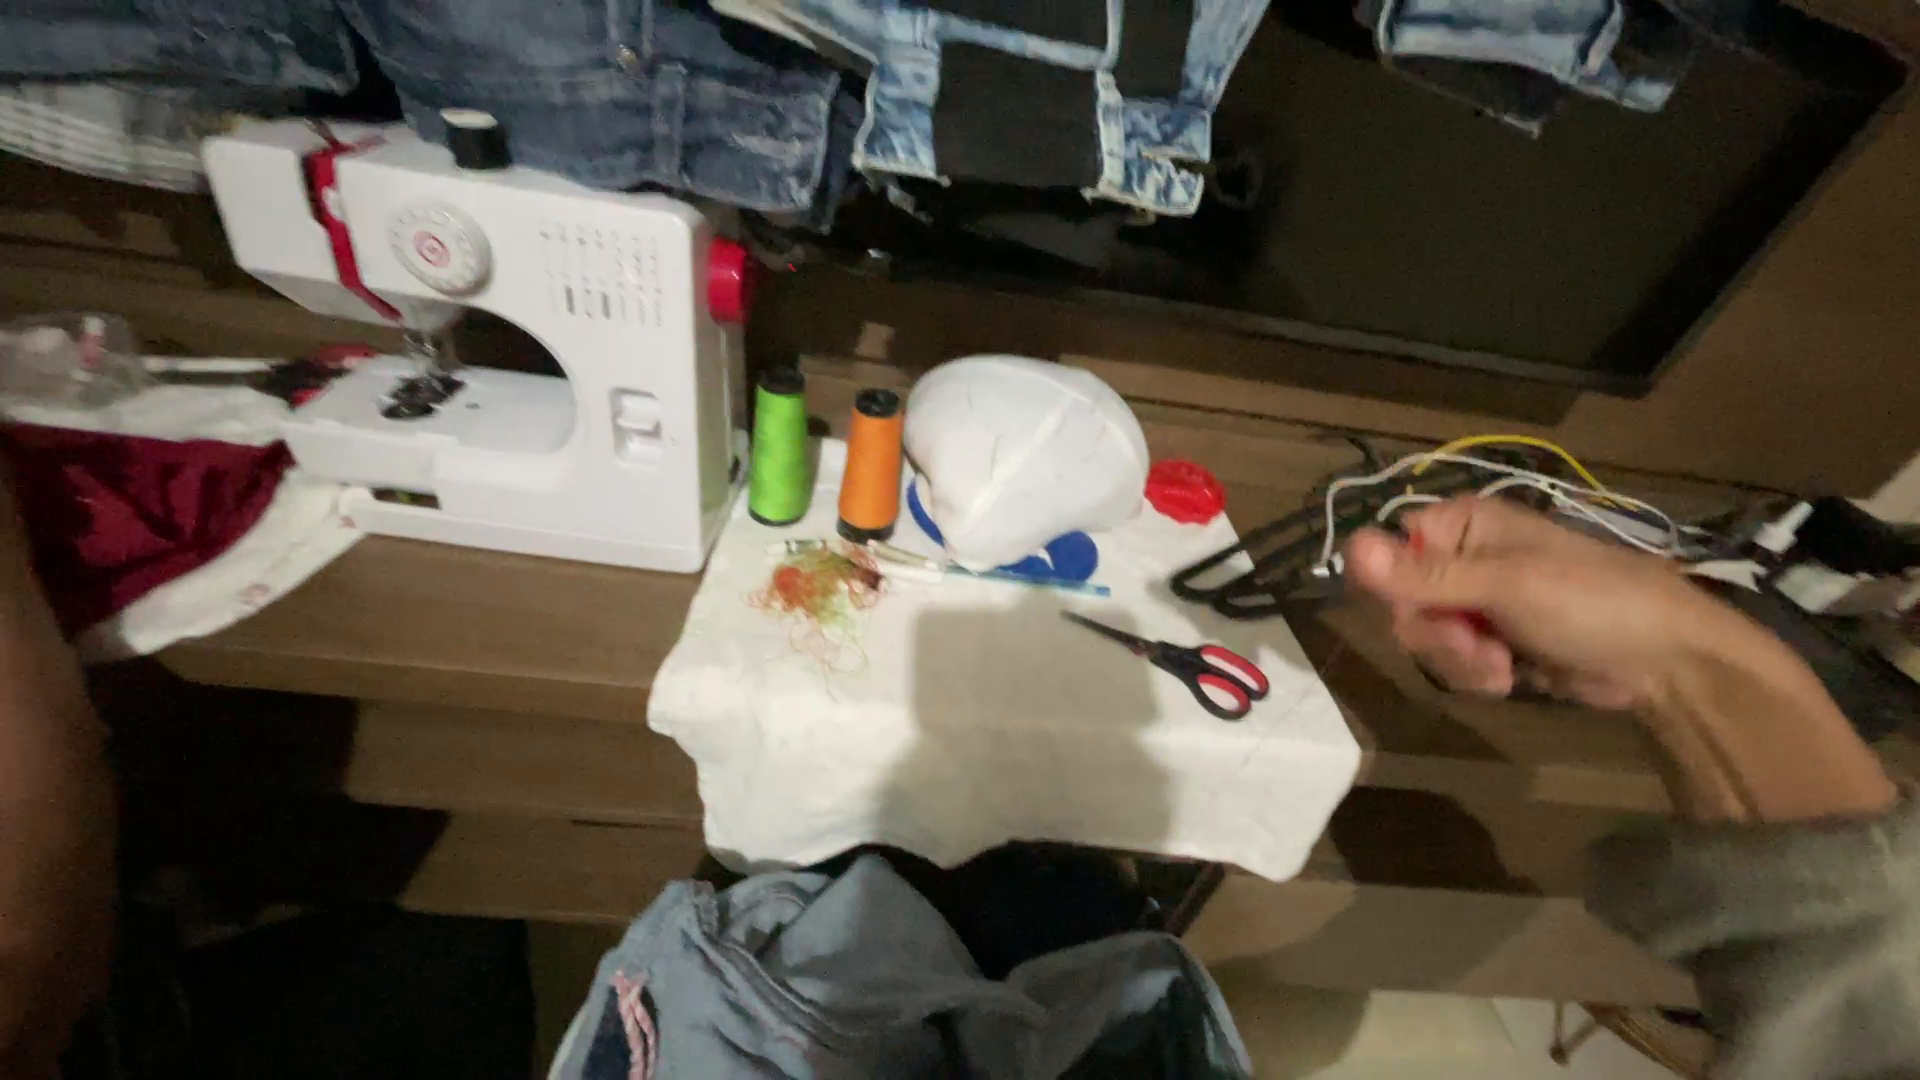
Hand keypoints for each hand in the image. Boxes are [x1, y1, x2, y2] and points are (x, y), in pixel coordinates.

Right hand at [1342, 496, 1778, 711]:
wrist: (1670, 665)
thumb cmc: (1594, 601)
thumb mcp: (1504, 585)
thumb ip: (1424, 574)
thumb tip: (1349, 548)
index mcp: (1460, 526)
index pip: (1386, 551)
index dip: (1394, 586)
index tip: (1422, 610)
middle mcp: (1458, 559)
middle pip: (1399, 601)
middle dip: (1434, 634)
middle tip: (1475, 646)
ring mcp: (1472, 602)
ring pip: (1420, 636)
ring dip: (1456, 660)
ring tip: (1501, 666)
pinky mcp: (1486, 641)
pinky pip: (1446, 661)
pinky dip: (1473, 674)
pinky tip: (1508, 676)